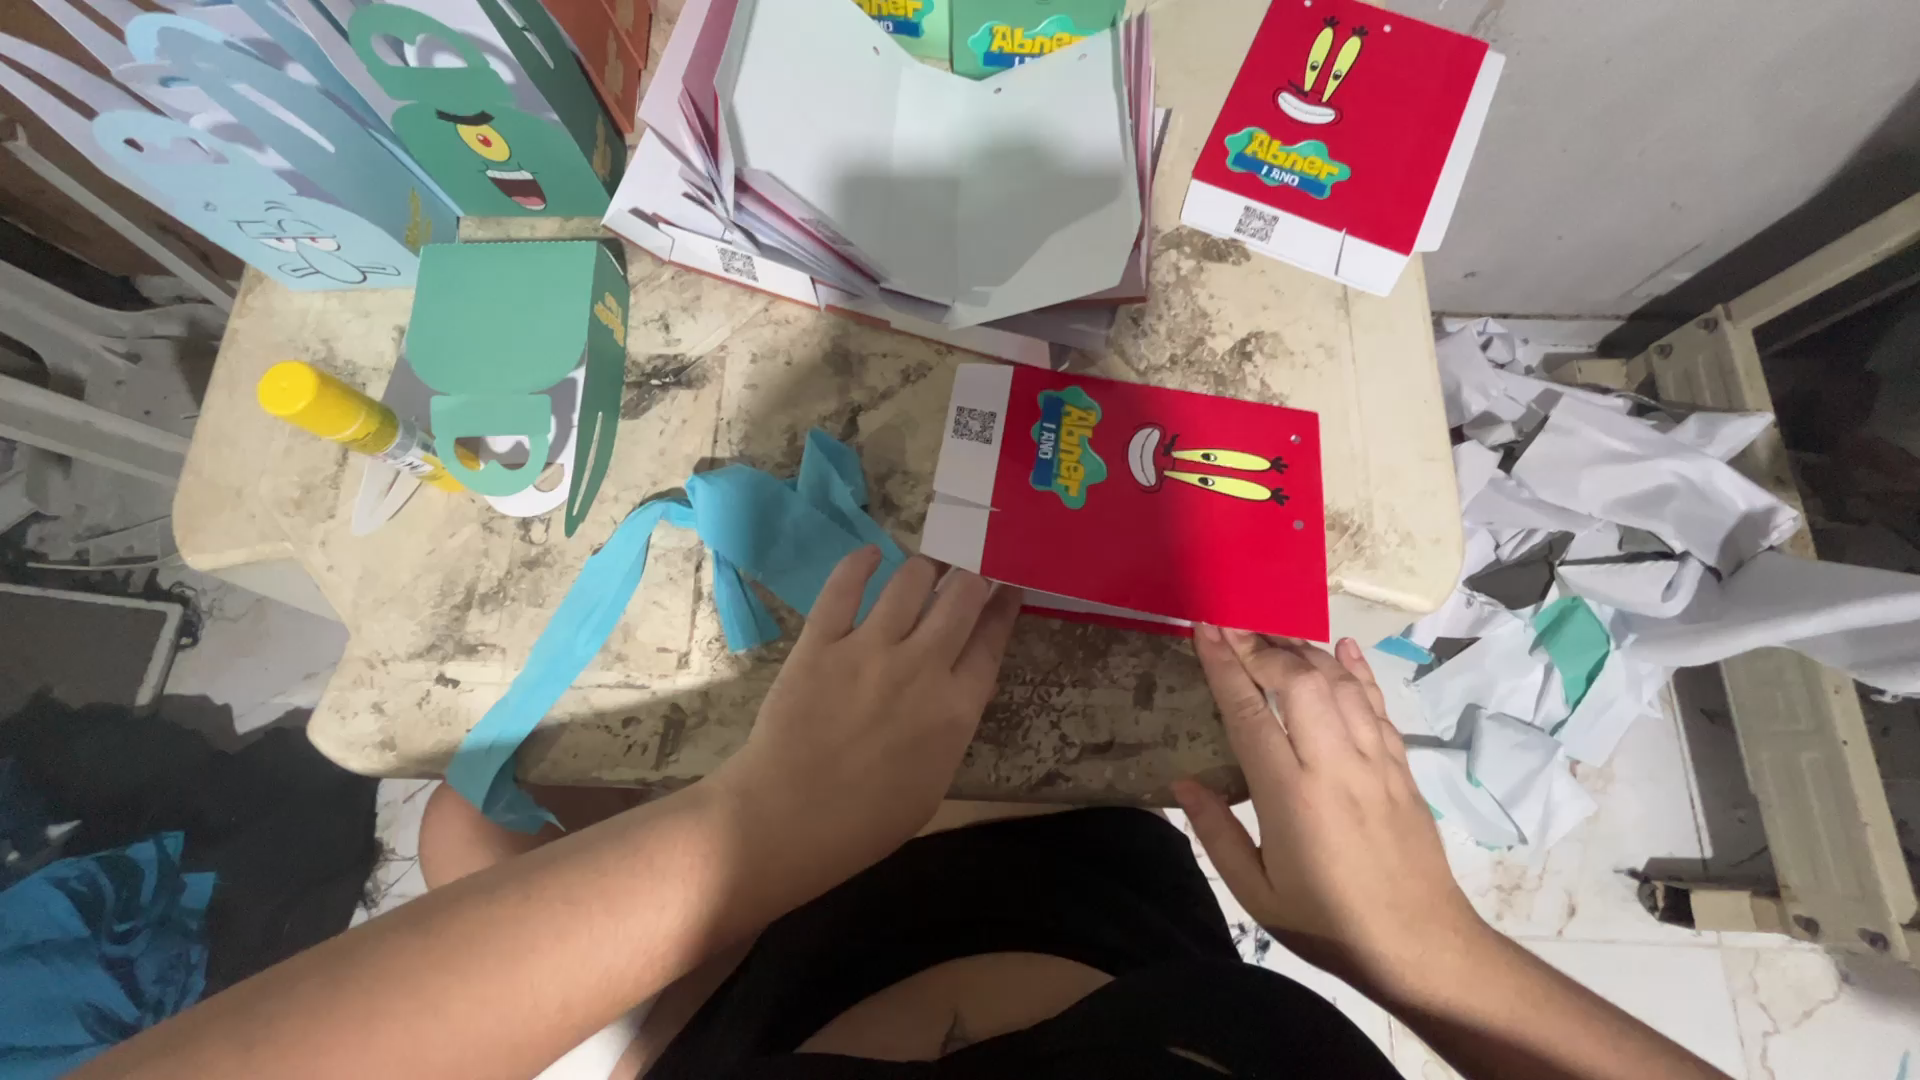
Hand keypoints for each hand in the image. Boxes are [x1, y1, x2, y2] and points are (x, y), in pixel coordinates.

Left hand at [714, 547, 1022, 901]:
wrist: (789, 819)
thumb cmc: (868, 819)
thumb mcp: (936, 779)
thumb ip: (953, 724)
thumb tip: (957, 684)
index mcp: (956, 708)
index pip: (991, 640)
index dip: (1004, 606)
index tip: (1008, 586)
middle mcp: (922, 666)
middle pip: (961, 597)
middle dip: (972, 577)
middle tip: (968, 571)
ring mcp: (870, 648)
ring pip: (911, 581)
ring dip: (926, 566)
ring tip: (927, 565)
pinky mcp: (822, 641)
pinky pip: (844, 587)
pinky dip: (860, 563)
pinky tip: (871, 554)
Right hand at [1174, 628, 1493, 1001]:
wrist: (1425, 950)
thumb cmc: (1328, 923)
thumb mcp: (1256, 894)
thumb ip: (1216, 835)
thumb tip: (1184, 782)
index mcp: (1291, 795)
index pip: (1251, 712)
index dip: (1225, 665)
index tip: (1206, 628)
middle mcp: (1335, 766)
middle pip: (1300, 682)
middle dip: (1262, 646)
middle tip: (1233, 626)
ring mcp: (1375, 763)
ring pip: (1341, 684)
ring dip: (1304, 650)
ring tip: (1273, 631)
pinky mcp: (1402, 768)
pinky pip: (1378, 706)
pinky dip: (1358, 671)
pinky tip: (1342, 646)